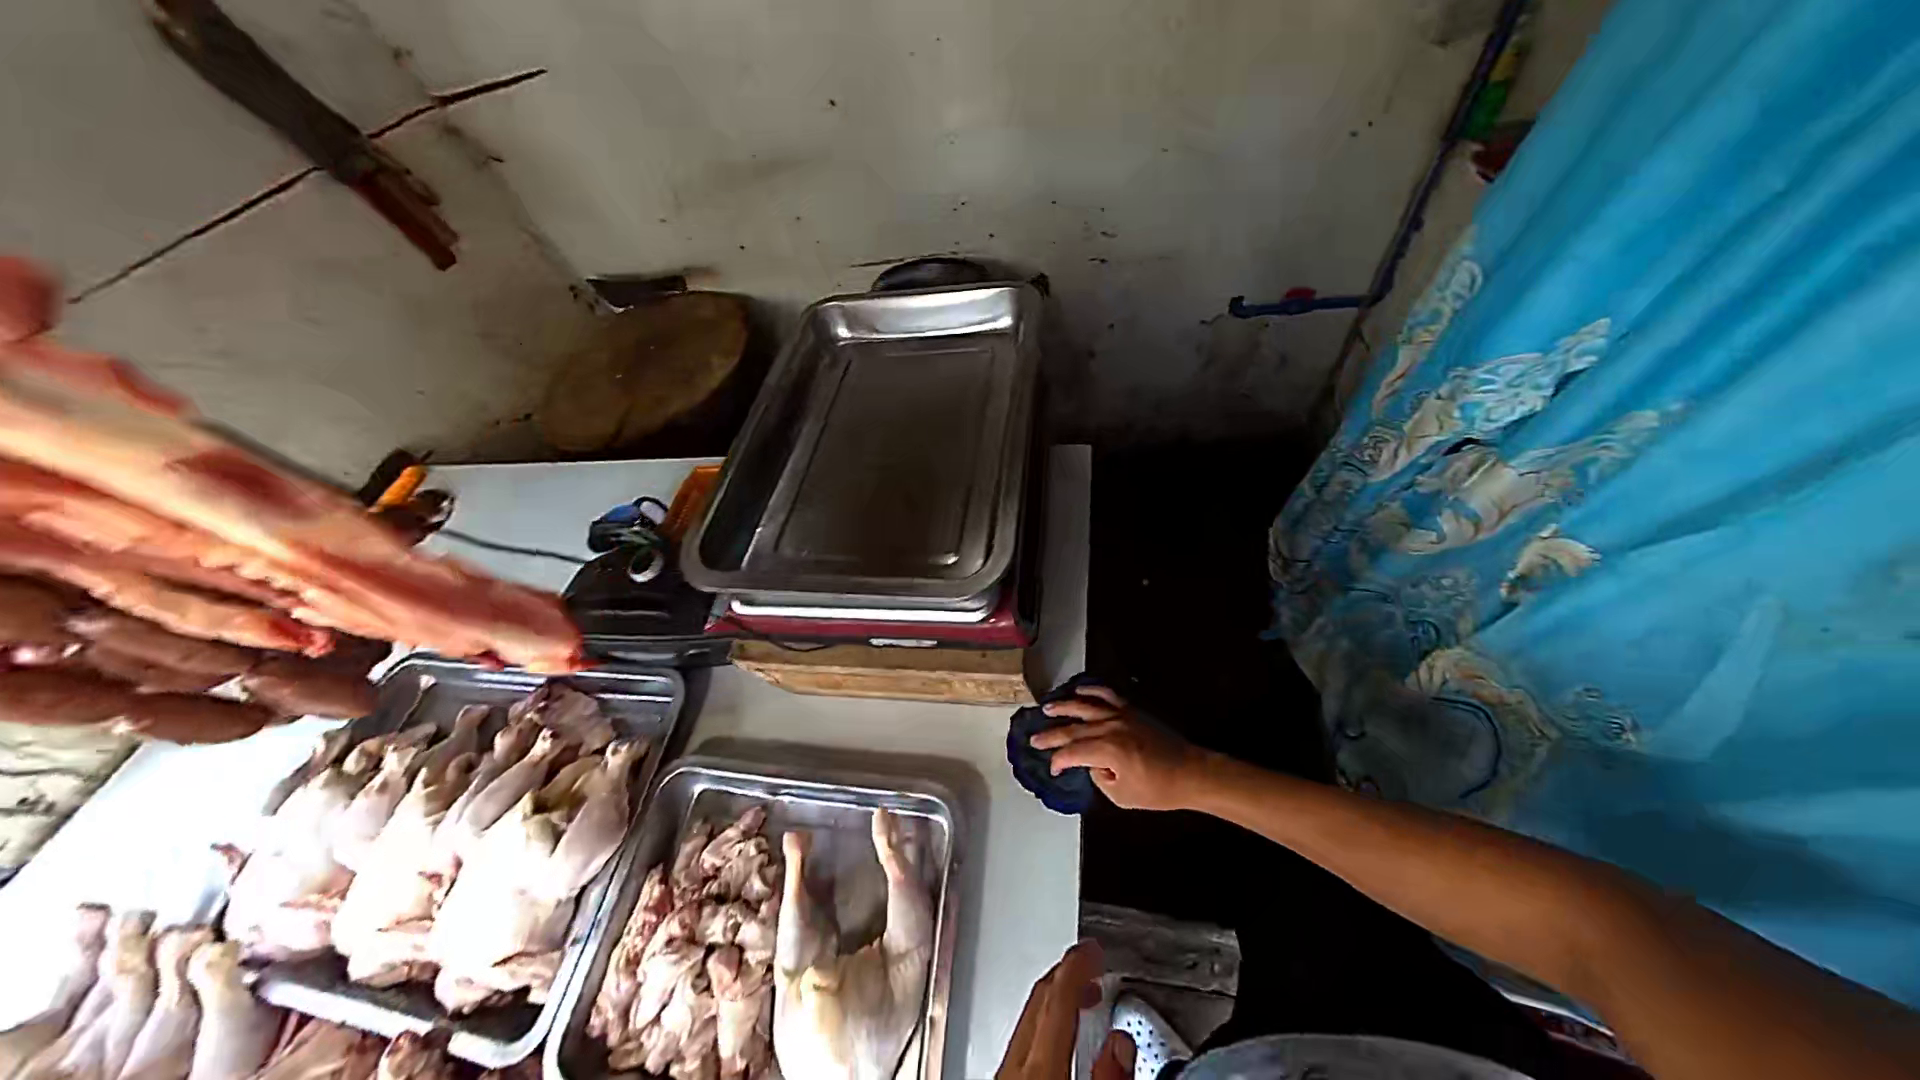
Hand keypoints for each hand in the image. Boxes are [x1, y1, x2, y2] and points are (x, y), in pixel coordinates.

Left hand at [996, 940, 1134, 1079]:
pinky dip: (1041, 1019)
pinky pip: (1021, 1034)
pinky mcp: (1002, 1077)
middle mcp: (1014, 1065)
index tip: (1092, 948)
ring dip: (1054, 996)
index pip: (1057, 997)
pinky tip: (1057, 1028)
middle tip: (1089, 960)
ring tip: (1081, 991)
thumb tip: (1121, 1042)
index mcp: (1040, 1066)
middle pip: (1039, 999)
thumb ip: (1108, 1074)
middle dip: (1066, 973)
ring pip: (1027, 1016)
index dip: (1077, 965)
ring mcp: (1004, 1071)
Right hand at [1030, 685, 1209, 810]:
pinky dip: (1092, 689)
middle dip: (1051, 735)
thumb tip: (1092, 764)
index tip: (1053, 769)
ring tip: (1047, 708)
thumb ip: (1099, 778)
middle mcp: (1110, 728)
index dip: (1058, 761)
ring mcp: (1121, 715)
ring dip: (1064, 707)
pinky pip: (1107, 694)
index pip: (1072, 753)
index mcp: (1107, 751)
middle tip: (1034, 738)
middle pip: (1073, 729)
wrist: (1191, 772)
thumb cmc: (1158, 790)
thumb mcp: (1122, 796)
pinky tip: (1079, 690)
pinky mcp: (1131, 709)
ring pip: (1085, 706)